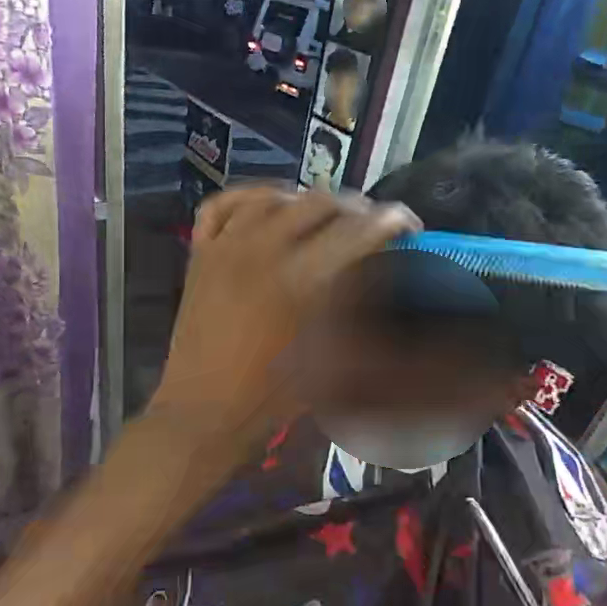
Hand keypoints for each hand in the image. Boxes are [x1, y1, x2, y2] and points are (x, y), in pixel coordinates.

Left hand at [149, 187, 418, 442]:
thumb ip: (358, 307)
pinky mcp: (199, 253)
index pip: (357, 231)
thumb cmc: (272, 395)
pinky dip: (249, 197)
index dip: (391, 221)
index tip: (407, 224)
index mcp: (301, 279)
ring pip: (272, 196)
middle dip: (355, 208)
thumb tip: (379, 271)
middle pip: (319, 203)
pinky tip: (266, 206)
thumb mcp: (332, 359)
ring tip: (322, 214)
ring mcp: (226, 246)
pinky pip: (222, 204)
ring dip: (305, 199)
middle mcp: (263, 249)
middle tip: (369, 223)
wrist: (204, 409)